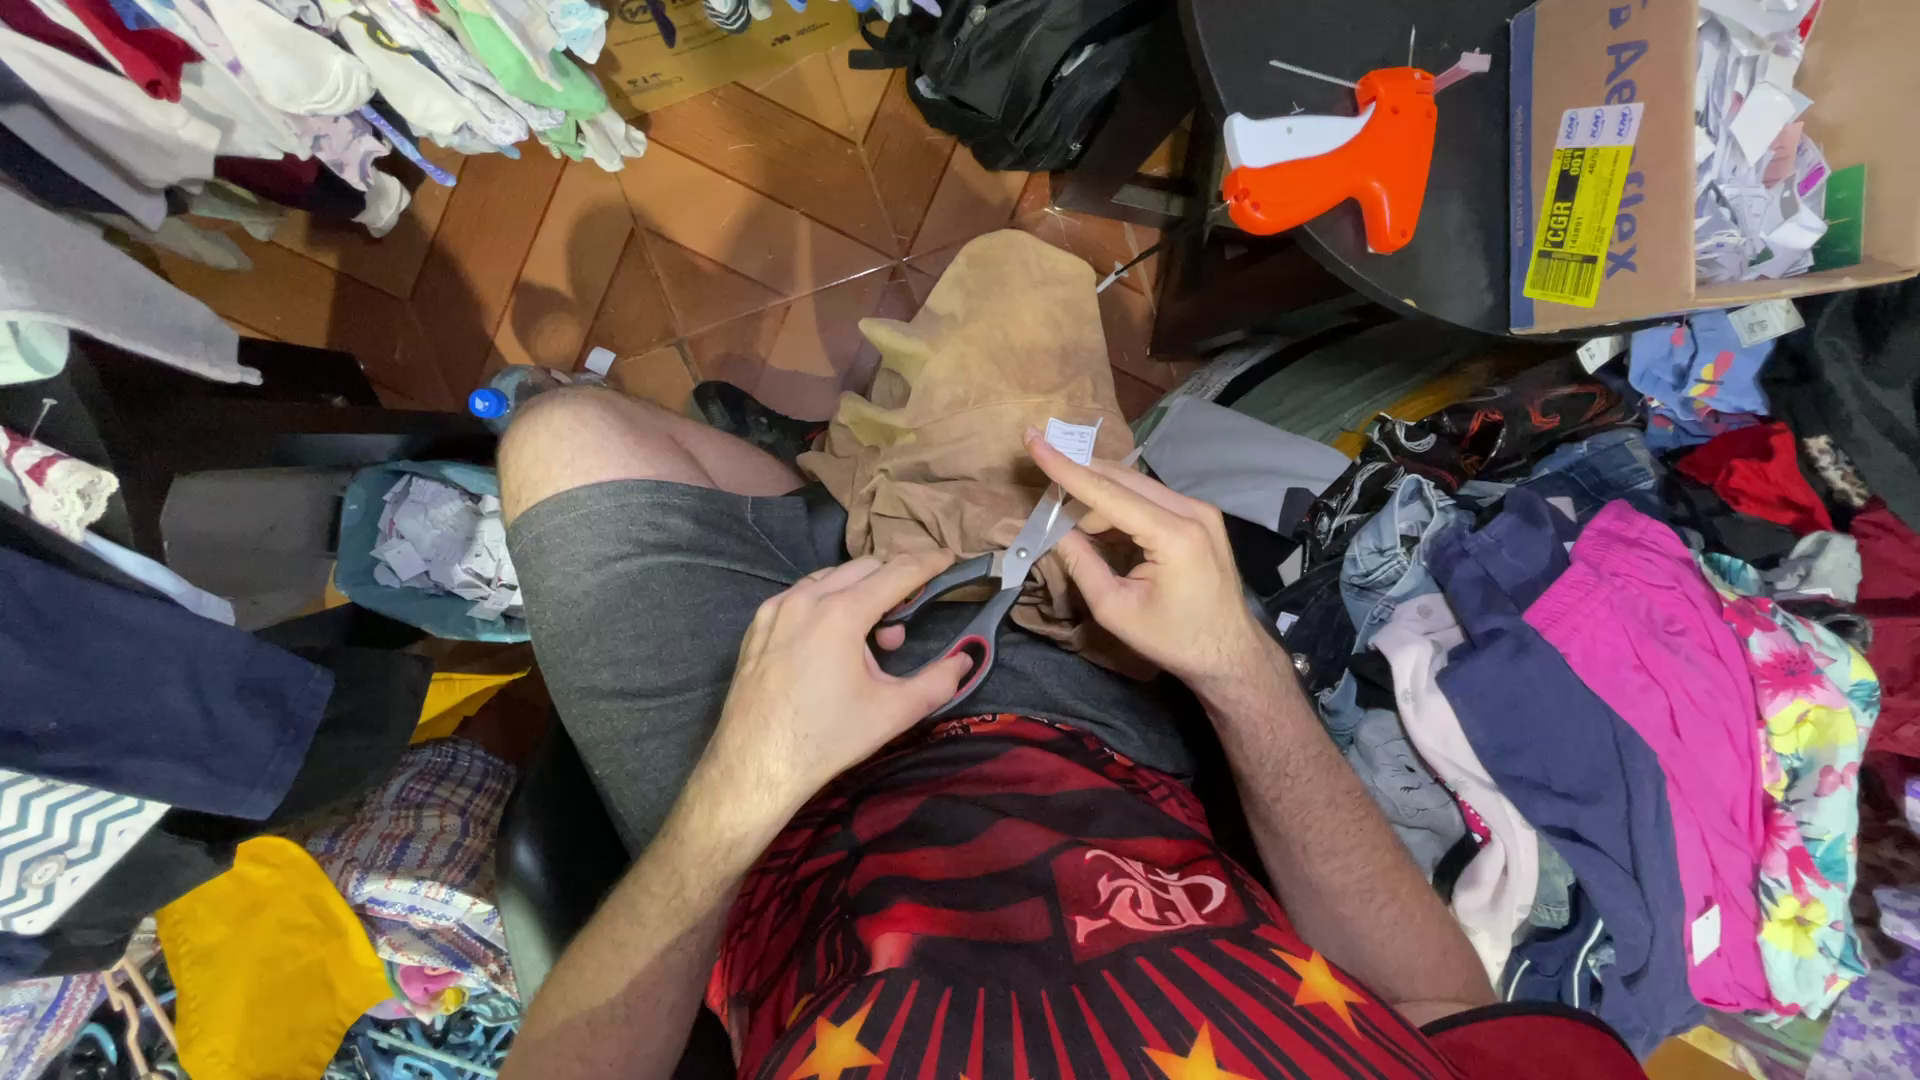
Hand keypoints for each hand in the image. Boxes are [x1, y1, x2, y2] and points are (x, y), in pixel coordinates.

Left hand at [698, 553, 973, 829]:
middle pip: (865, 568)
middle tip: (902, 625)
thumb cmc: (827, 739)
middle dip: (894, 583)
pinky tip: (831, 642)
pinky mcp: (758, 624)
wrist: (755, 766)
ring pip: (831, 578)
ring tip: (868, 641)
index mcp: (842, 614)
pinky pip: (802, 596)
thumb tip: (965, 661)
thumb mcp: (893, 712)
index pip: (898, 573)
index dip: (929, 563)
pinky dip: (826, 603)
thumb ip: (938, 682)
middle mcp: (807, 599)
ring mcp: (777, 608)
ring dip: (859, 593)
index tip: (949, 558)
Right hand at [1026, 429, 1277, 693]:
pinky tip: (1102, 531)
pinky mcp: (1200, 515)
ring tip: (1073, 528)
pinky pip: (1149, 499)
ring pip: (1134, 486)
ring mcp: (1200, 509)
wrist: (1230, 652)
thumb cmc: (1173, 639)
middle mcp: (1191, 510)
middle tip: (1044, 493)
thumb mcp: (1115, 609)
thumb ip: (1082, 565)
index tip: (1034, 439)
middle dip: (1078, 481)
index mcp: (1174, 535)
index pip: (1107, 491)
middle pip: (1121, 479)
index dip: (1065, 468)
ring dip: (1098, 500)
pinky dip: (1119, 509)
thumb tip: (1056, 532)